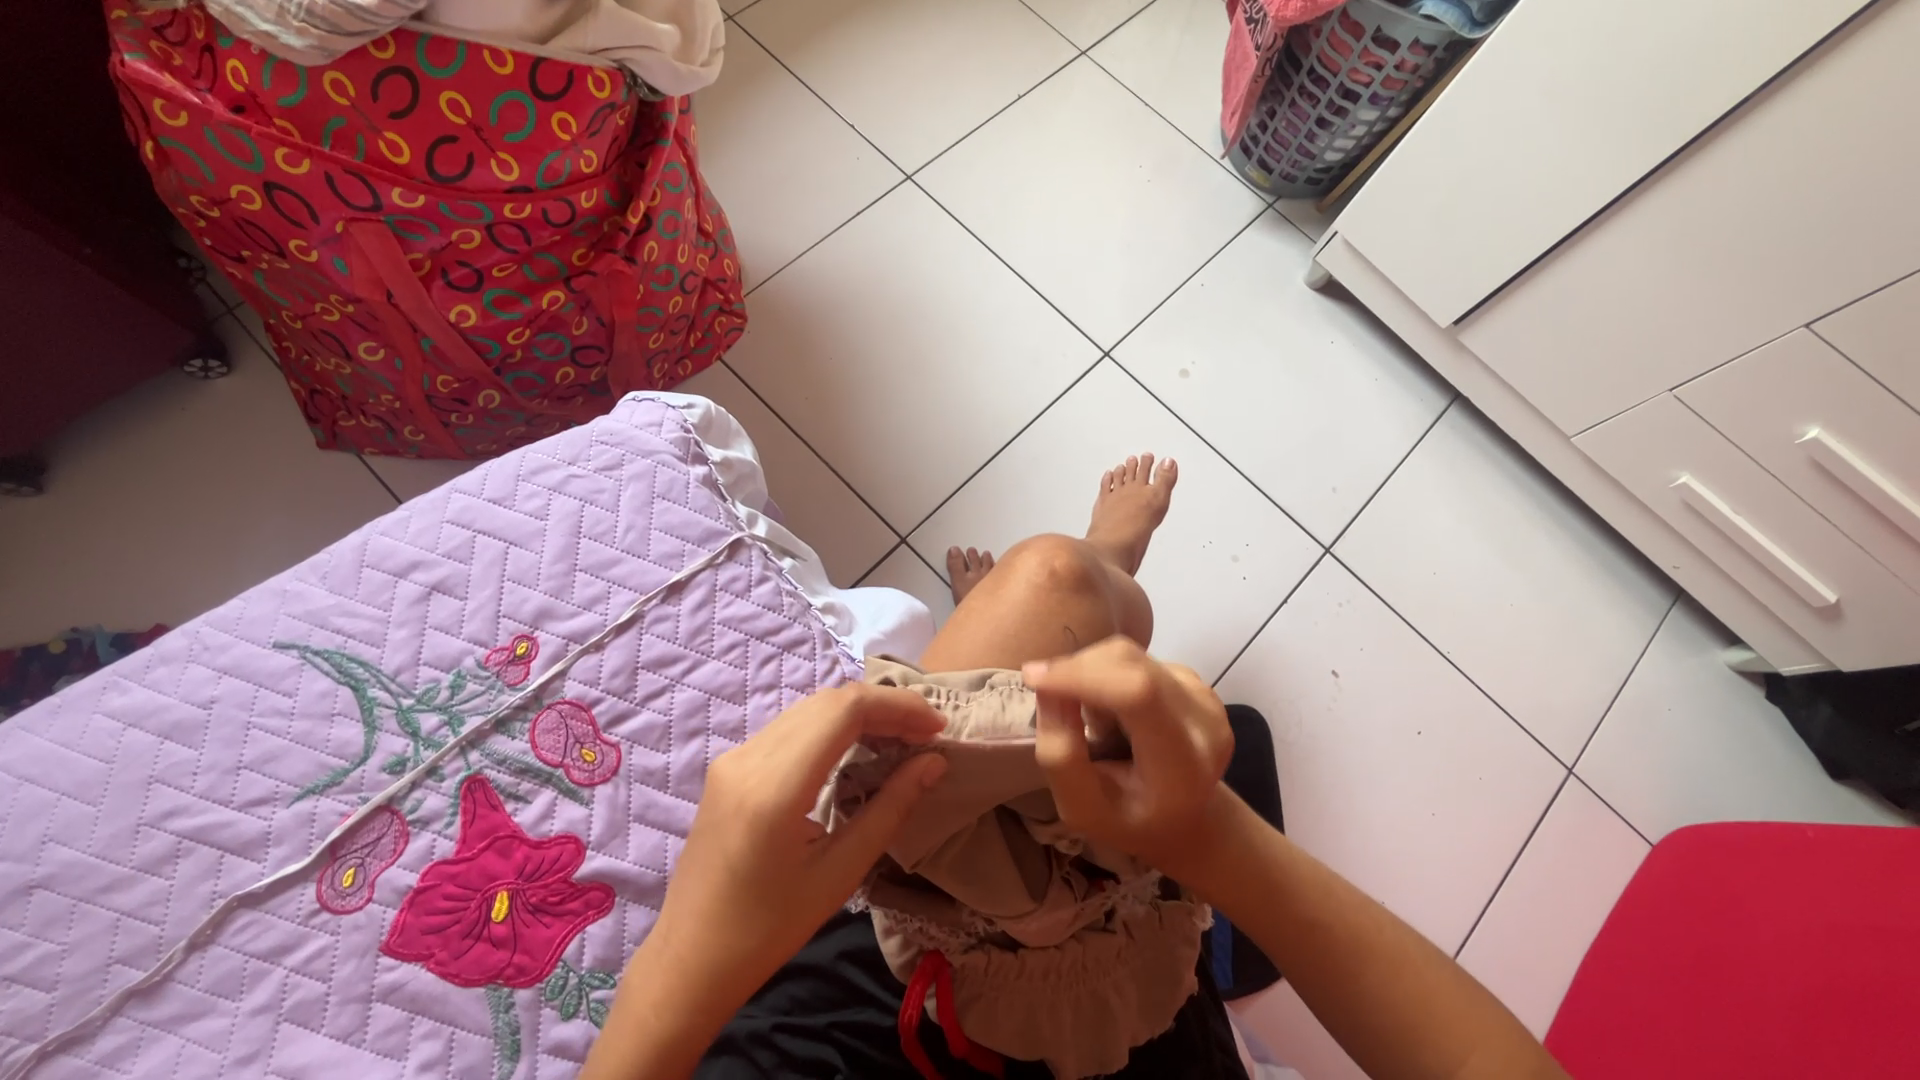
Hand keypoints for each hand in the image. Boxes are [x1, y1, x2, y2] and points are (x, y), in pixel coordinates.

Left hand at [654, 683, 948, 994]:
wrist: (690, 959)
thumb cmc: (769, 929)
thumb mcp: (840, 874)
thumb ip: (890, 809)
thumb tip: (935, 762)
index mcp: (774, 787)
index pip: (844, 710)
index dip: (898, 706)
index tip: (938, 727)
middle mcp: (748, 758)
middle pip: (827, 702)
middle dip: (884, 707)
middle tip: (927, 735)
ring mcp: (733, 759)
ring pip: (808, 709)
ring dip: (859, 714)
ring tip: (902, 740)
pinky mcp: (729, 767)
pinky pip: (789, 728)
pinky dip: (831, 728)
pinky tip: (857, 750)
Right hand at [1024, 636, 1233, 876]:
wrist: (1184, 818)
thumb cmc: (1128, 820)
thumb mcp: (1081, 810)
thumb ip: (1061, 756)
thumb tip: (1047, 688)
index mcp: (1183, 765)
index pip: (1137, 695)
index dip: (1080, 676)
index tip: (1032, 678)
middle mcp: (1205, 721)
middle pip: (1128, 663)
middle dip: (1075, 671)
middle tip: (1050, 702)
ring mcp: (1204, 694)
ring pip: (1127, 653)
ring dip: (1090, 675)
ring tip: (1091, 720)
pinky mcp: (1194, 678)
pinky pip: (1133, 657)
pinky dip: (1105, 673)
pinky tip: (1111, 711)